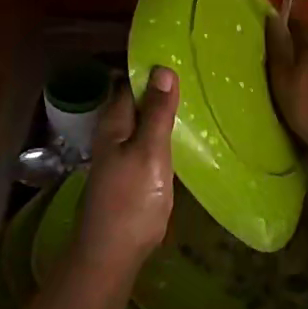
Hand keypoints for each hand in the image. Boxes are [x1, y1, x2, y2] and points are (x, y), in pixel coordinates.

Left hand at [77, 66, 178, 271]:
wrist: (112, 252)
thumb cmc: (132, 200)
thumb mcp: (150, 152)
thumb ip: (156, 113)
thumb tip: (162, 69)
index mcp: (114, 122)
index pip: (129, 83)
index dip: (149, 70)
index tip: (178, 56)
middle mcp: (112, 134)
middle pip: (135, 103)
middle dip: (157, 90)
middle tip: (195, 79)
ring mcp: (118, 156)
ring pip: (140, 124)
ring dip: (160, 113)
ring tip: (194, 105)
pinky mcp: (128, 175)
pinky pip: (145, 144)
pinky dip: (161, 136)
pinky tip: (181, 140)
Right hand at [265, 18, 307, 151]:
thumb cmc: (304, 104)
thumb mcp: (282, 75)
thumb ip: (277, 47)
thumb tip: (272, 16)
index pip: (296, 24)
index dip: (281, 21)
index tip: (264, 24)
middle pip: (304, 40)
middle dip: (287, 40)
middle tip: (264, 47)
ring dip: (295, 57)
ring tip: (275, 65)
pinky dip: (303, 71)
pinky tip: (292, 82)